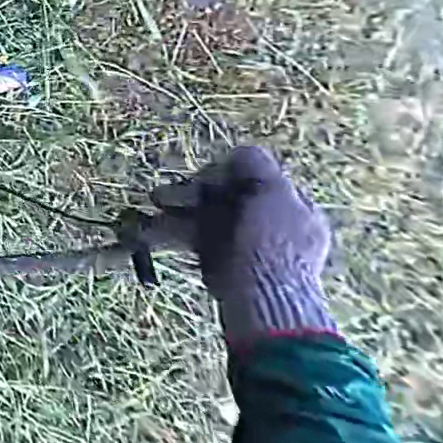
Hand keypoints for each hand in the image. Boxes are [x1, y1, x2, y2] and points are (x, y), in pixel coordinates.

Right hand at [159, 146, 334, 340]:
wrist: (258, 292)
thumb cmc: (272, 243)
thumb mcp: (276, 198)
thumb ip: (261, 169)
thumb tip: (242, 150)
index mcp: (290, 205)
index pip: (249, 176)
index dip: (224, 173)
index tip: (207, 180)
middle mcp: (266, 218)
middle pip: (219, 191)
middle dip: (190, 190)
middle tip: (167, 196)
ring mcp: (239, 236)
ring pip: (199, 209)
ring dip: (174, 204)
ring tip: (157, 206)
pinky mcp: (215, 251)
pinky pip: (188, 230)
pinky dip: (169, 226)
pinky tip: (152, 226)